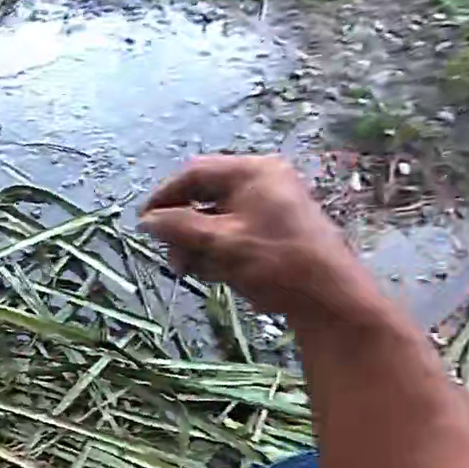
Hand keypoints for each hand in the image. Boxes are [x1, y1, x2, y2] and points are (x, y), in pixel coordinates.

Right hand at [140, 156, 373, 322]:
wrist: (326, 295)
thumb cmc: (274, 261)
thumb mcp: (220, 242)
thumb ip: (179, 227)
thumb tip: (145, 220)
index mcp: (252, 172)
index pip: (194, 174)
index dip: (163, 197)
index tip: (142, 223)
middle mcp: (260, 182)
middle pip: (203, 197)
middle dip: (181, 227)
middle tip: (170, 254)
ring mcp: (267, 206)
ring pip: (213, 219)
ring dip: (194, 243)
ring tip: (189, 269)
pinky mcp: (270, 231)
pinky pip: (230, 233)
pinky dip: (214, 251)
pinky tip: (212, 272)